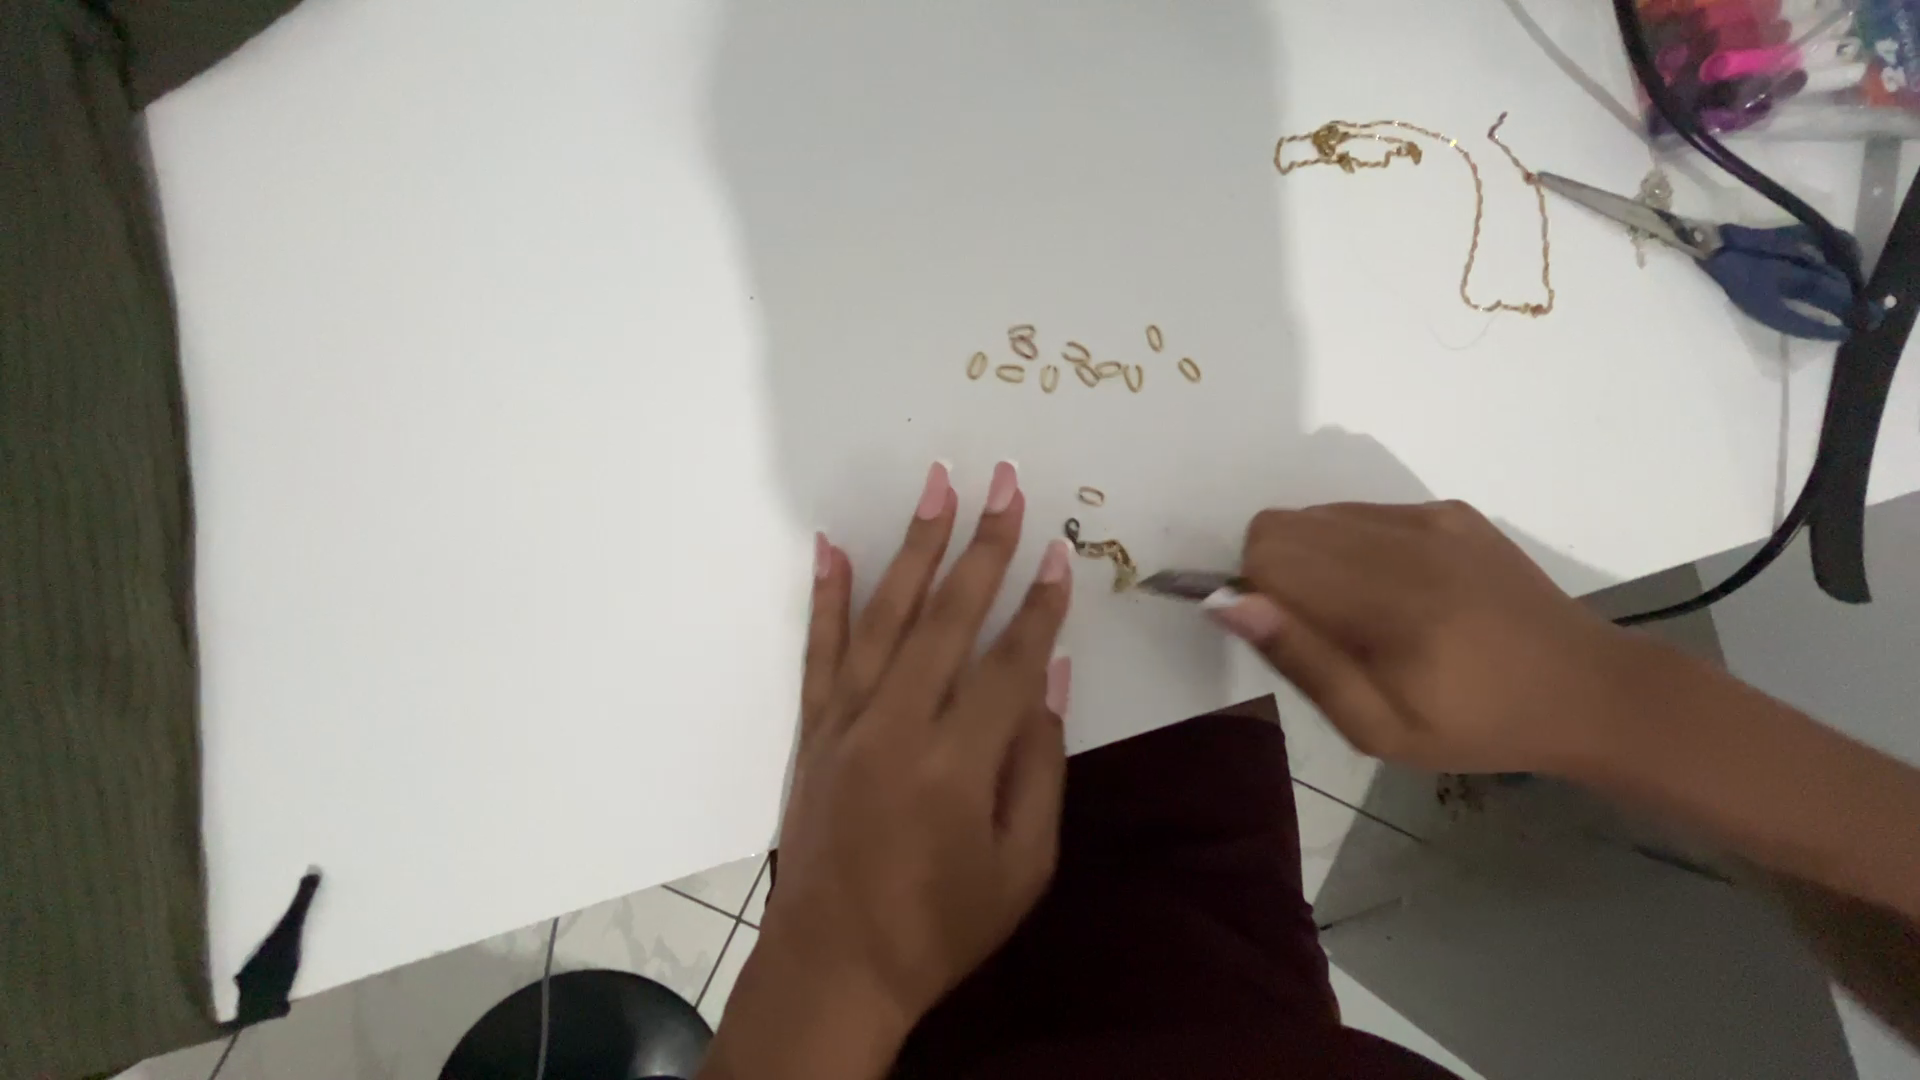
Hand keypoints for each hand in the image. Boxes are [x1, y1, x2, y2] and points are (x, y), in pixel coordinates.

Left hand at [703, 461, 1072, 1079]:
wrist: (834, 965)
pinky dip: (826, 595)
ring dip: (914, 548)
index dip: (1041, 606)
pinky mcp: (814, 726)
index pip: (1011, 662)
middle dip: (983, 546)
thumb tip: (1052, 678)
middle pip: (948, 618)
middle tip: (1003, 483)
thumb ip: (1039, 765)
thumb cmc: (942, 925)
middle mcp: (898, 725)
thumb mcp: (1023, 865)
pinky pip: (819, 649)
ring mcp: (847, 719)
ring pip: (885, 616)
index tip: (1060, 554)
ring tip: (936, 488)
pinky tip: (832, 546)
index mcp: (958, 764)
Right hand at [1209, 500, 1630, 774]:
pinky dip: (1346, 545)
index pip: (1266, 555)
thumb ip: (1300, 659)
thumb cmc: (1474, 726)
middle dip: (1271, 573)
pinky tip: (1390, 588)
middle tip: (1317, 628)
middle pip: (1278, 526)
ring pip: (1312, 514)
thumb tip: (1229, 602)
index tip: (1289, 638)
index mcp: (1389, 604)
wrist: (1589, 690)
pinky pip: (1357, 511)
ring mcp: (1429, 519)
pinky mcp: (1447, 510)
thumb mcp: (1376, 726)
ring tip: (1355, 610)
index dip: (1255, 596)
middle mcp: (1405, 543)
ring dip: (1306, 557)